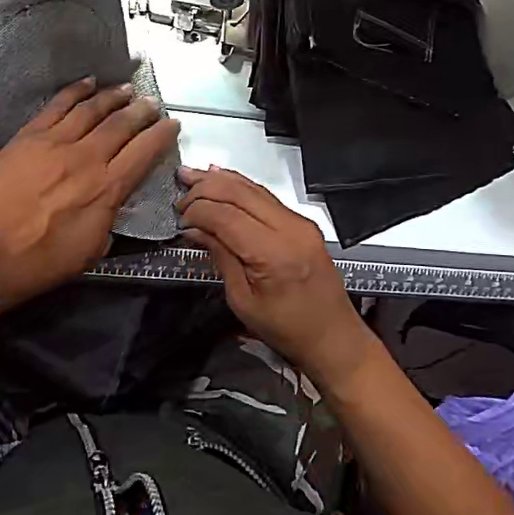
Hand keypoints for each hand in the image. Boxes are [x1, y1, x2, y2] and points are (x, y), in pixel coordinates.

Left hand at [0, 78, 178, 308]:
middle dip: (142, 112)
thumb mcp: (89, 251)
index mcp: (106, 188)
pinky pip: (57, 105)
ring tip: (127, 89)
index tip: (172, 126)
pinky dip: (75, 91)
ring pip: (92, 109)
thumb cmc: (37, 261)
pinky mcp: (29, 136)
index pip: (144, 152)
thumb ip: (108, 219)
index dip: (162, 136)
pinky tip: (87, 83)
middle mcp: (86, 158)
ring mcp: (56, 142)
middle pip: (121, 124)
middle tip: (152, 104)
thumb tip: (114, 201)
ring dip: (113, 96)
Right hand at [176, 165, 382, 385]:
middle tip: (180, 196)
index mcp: (274, 254)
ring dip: (219, 180)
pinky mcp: (301, 221)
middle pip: (238, 193)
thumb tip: (194, 229)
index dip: (198, 211)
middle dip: (204, 189)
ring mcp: (299, 221)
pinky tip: (219, 179)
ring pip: (251, 187)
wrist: (334, 338)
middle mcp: (290, 229)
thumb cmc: (287, 329)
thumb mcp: (242, 300)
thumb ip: (220, 257)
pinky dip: (238, 185)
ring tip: (191, 176)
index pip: (226, 216)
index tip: (179, 219)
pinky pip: (264, 195)